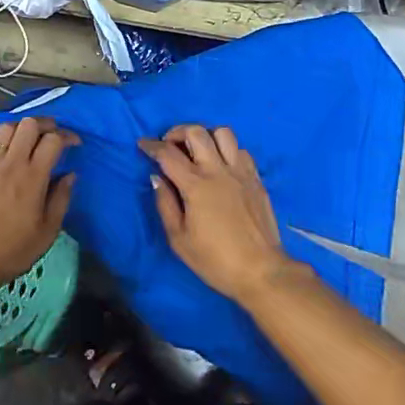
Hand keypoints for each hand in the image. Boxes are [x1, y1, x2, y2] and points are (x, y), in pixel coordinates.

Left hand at [0, 118, 77, 290]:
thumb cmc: (15, 249)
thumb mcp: (49, 230)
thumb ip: (61, 198)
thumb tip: (70, 175)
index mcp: (33, 177)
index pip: (53, 140)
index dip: (67, 136)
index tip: (74, 144)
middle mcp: (10, 163)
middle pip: (28, 125)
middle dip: (44, 124)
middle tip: (52, 134)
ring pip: (4, 128)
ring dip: (19, 128)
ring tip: (27, 137)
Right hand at [142, 125, 297, 304]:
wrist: (262, 272)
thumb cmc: (215, 260)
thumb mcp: (178, 239)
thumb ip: (165, 204)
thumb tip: (157, 178)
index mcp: (196, 185)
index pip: (167, 154)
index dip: (151, 145)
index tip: (142, 144)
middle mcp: (218, 171)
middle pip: (196, 132)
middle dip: (177, 132)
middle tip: (170, 145)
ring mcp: (241, 173)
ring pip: (224, 133)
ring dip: (206, 136)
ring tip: (198, 151)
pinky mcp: (257, 180)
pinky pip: (242, 151)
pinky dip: (228, 151)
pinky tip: (222, 166)